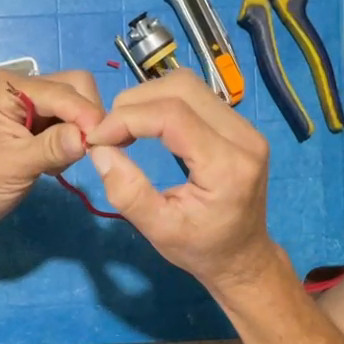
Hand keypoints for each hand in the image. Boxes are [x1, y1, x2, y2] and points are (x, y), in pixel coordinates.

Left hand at [0, 70, 104, 235]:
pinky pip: (67, 125)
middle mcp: (21, 88)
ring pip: (75, 108)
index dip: (85, 113)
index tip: (102, 141)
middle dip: (85, 119)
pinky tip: (53, 164)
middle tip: (85, 151)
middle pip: (75, 90)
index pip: (63, 89)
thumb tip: (88, 137)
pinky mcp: (36, 125)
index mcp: (9, 87)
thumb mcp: (16, 165)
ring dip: (78, 133)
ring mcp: (29, 106)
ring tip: (58, 162)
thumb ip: (53, 147)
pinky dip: (70, 143)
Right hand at [84, 70, 283, 290]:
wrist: (243, 257)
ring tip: (124, 128)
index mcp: (227, 167)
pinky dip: (163, 103)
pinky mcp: (240, 126)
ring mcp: (247, 128)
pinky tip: (145, 126)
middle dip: (135, 103)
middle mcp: (244, 138)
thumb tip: (99, 150)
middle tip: (108, 132)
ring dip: (148, 99)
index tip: (97, 138)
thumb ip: (128, 192)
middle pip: (182, 88)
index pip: (173, 117)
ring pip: (189, 85)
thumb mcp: (158, 230)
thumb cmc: (200, 249)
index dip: (128, 118)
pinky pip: (197, 97)